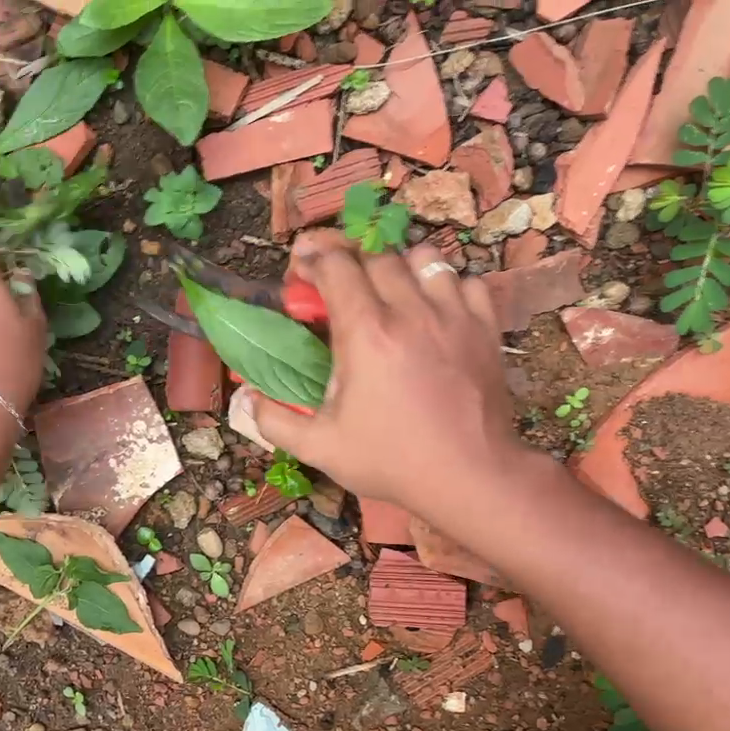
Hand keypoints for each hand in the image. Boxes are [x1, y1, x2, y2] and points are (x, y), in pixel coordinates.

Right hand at [251, 232, 532, 523]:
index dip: (313, 258)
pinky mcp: (484, 326)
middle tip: (333, 275)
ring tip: (385, 288)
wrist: (467, 475)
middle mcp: (410, 311)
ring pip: (423, 259)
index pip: (336, 267)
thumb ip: (274, 421)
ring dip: (397, 265)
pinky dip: (443, 285)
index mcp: (366, 334)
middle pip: (376, 255)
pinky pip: (463, 281)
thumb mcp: (319, 448)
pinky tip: (430, 308)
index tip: (299, 266)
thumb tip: (245, 400)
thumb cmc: (389, 460)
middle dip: (348, 256)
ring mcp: (453, 315)